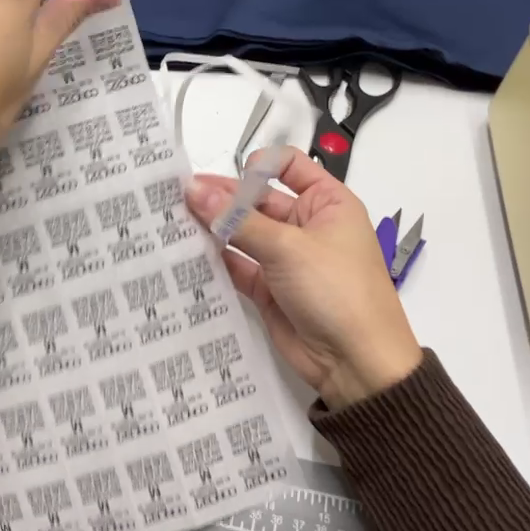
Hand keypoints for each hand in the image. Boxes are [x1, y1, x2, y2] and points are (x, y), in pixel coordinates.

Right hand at [185, 147, 422, 407]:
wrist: (357, 365)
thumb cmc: (338, 291)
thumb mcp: (288, 247)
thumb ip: (237, 219)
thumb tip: (194, 190)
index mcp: (327, 202)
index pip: (289, 166)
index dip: (258, 166)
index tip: (227, 180)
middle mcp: (306, 225)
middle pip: (257, 200)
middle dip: (222, 198)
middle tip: (178, 196)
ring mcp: (286, 258)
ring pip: (243, 233)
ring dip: (214, 228)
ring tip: (172, 220)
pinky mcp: (269, 288)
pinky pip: (237, 266)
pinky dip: (215, 260)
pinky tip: (185, 251)